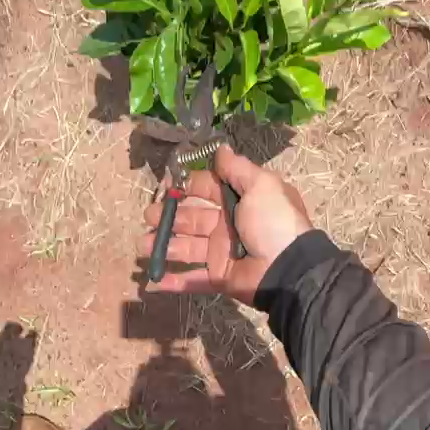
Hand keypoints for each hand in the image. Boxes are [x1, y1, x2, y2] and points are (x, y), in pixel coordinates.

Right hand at [138, 146, 313, 302]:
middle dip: (168, 217)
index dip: (186, 187)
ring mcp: (221, 253)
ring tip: (142, 245)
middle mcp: (227, 225)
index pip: (206, 190)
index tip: (166, 187)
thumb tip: (221, 149)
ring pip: (186, 248)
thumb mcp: (261, 186)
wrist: (286, 267)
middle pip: (191, 219)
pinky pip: (193, 279)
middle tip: (149, 217)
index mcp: (238, 201)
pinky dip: (174, 281)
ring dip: (164, 246)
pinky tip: (154, 281)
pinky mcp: (218, 278)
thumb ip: (238, 169)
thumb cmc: (273, 222)